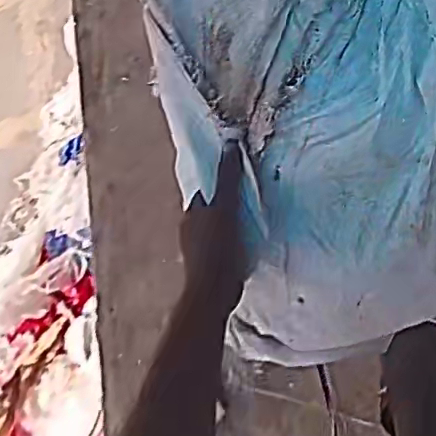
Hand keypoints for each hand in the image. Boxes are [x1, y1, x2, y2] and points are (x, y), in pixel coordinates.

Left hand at [180, 142, 247, 316]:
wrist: (213, 292)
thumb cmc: (219, 245)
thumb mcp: (227, 205)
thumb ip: (229, 176)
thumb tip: (231, 143)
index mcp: (192, 213)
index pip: (205, 192)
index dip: (218, 186)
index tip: (235, 182)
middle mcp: (189, 230)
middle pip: (207, 211)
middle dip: (221, 206)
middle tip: (244, 202)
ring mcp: (195, 251)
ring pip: (211, 230)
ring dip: (224, 226)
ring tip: (246, 225)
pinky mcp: (205, 268)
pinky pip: (218, 247)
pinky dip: (227, 244)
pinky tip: (241, 246)